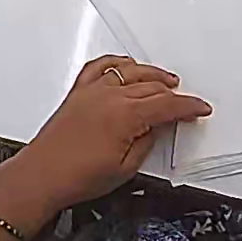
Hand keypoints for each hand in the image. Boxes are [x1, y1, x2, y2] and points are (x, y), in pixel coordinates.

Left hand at [5, 55, 212, 215]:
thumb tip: (157, 127)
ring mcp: (92, 91)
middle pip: (152, 87)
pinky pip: (101, 67)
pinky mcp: (78, 92)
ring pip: (131, 72)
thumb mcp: (126, 167)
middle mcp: (109, 96)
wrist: (41, 177)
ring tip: (165, 81)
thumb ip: (147, 141)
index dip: (189, 107)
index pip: (167, 105)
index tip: (200, 109)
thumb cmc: (76, 176)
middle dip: (174, 95)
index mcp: (125, 115)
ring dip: (152, 75)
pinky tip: (125, 65)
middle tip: (185, 104)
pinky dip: (118, 63)